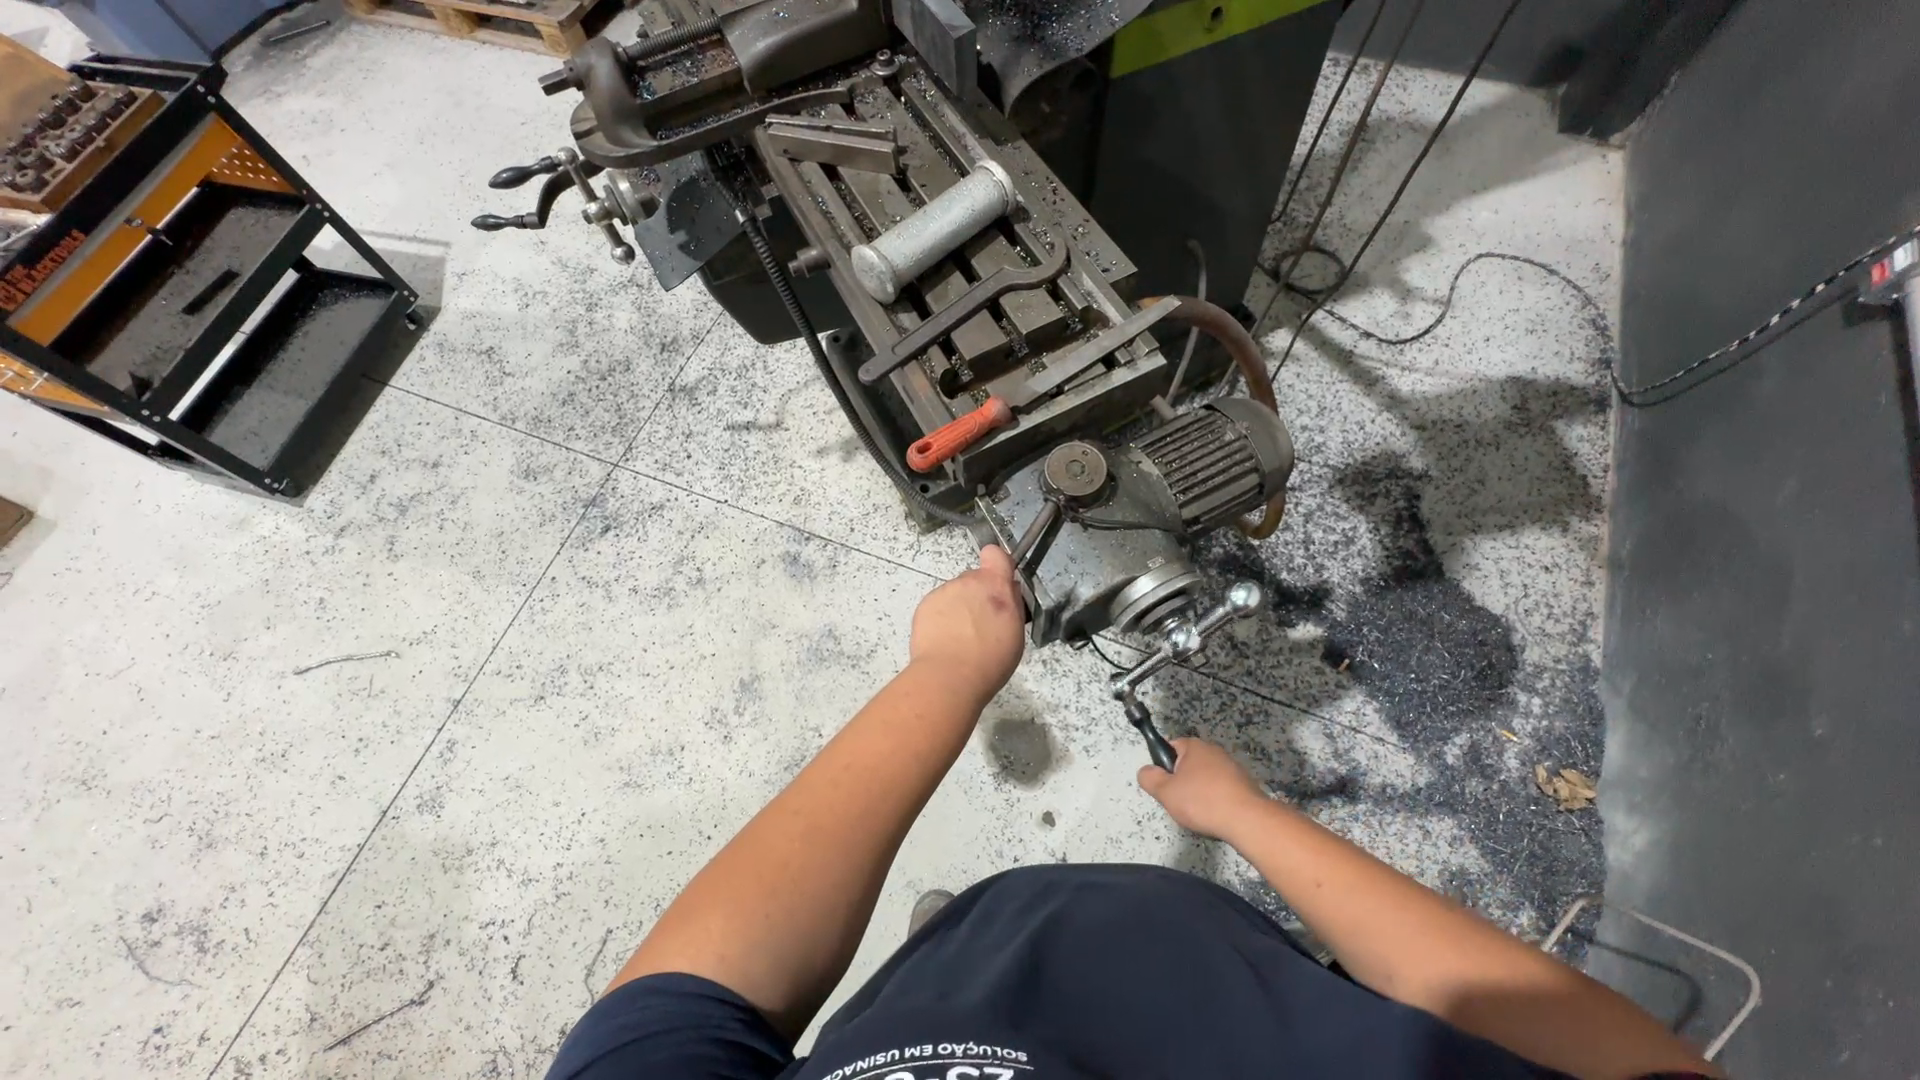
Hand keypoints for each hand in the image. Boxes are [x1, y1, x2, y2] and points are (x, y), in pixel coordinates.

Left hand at [908, 545, 1025, 705]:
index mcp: (995, 586)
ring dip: (958, 608)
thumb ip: (1012, 605)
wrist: (949, 676)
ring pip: (955, 593)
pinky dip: (941, 618)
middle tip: (980, 625)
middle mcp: (968, 582)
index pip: (996, 555)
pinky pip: (937, 605)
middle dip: (977, 595)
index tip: (999, 582)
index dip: (998, 565)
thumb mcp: (1016, 633)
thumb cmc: (990, 660)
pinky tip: (944, 641)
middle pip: (974, 579)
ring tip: (960, 639)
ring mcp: (944, 592)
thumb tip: (1008, 591)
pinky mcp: (925, 605)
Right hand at [1137, 738, 1271, 839]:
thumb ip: (1149, 778)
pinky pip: (1222, 790)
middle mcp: (1214, 751)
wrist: (1247, 820)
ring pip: (1206, 779)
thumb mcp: (1165, 792)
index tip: (1164, 785)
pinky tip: (1216, 815)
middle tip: (1179, 802)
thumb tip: (1146, 771)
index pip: (1170, 747)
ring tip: (1199, 813)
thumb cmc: (1202, 802)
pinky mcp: (1245, 784)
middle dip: (1182, 782)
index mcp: (1194, 747)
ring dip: (1200, 793)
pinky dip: (1217, 801)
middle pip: (1188, 764)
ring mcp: (1232, 767)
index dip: (1163, 766)